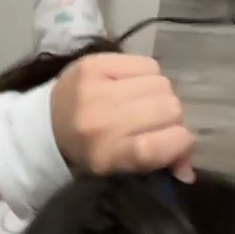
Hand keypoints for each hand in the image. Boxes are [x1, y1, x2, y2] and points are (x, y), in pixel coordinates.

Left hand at [49, 53, 195, 180]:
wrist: (46, 123)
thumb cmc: (89, 150)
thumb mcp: (119, 168)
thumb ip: (157, 164)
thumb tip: (188, 170)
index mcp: (106, 154)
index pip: (157, 146)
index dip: (180, 144)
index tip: (178, 142)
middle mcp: (100, 119)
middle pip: (169, 109)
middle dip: (171, 117)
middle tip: (157, 121)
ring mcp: (96, 87)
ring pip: (161, 83)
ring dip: (160, 94)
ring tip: (143, 101)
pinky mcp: (95, 62)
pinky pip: (146, 63)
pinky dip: (147, 74)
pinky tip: (132, 83)